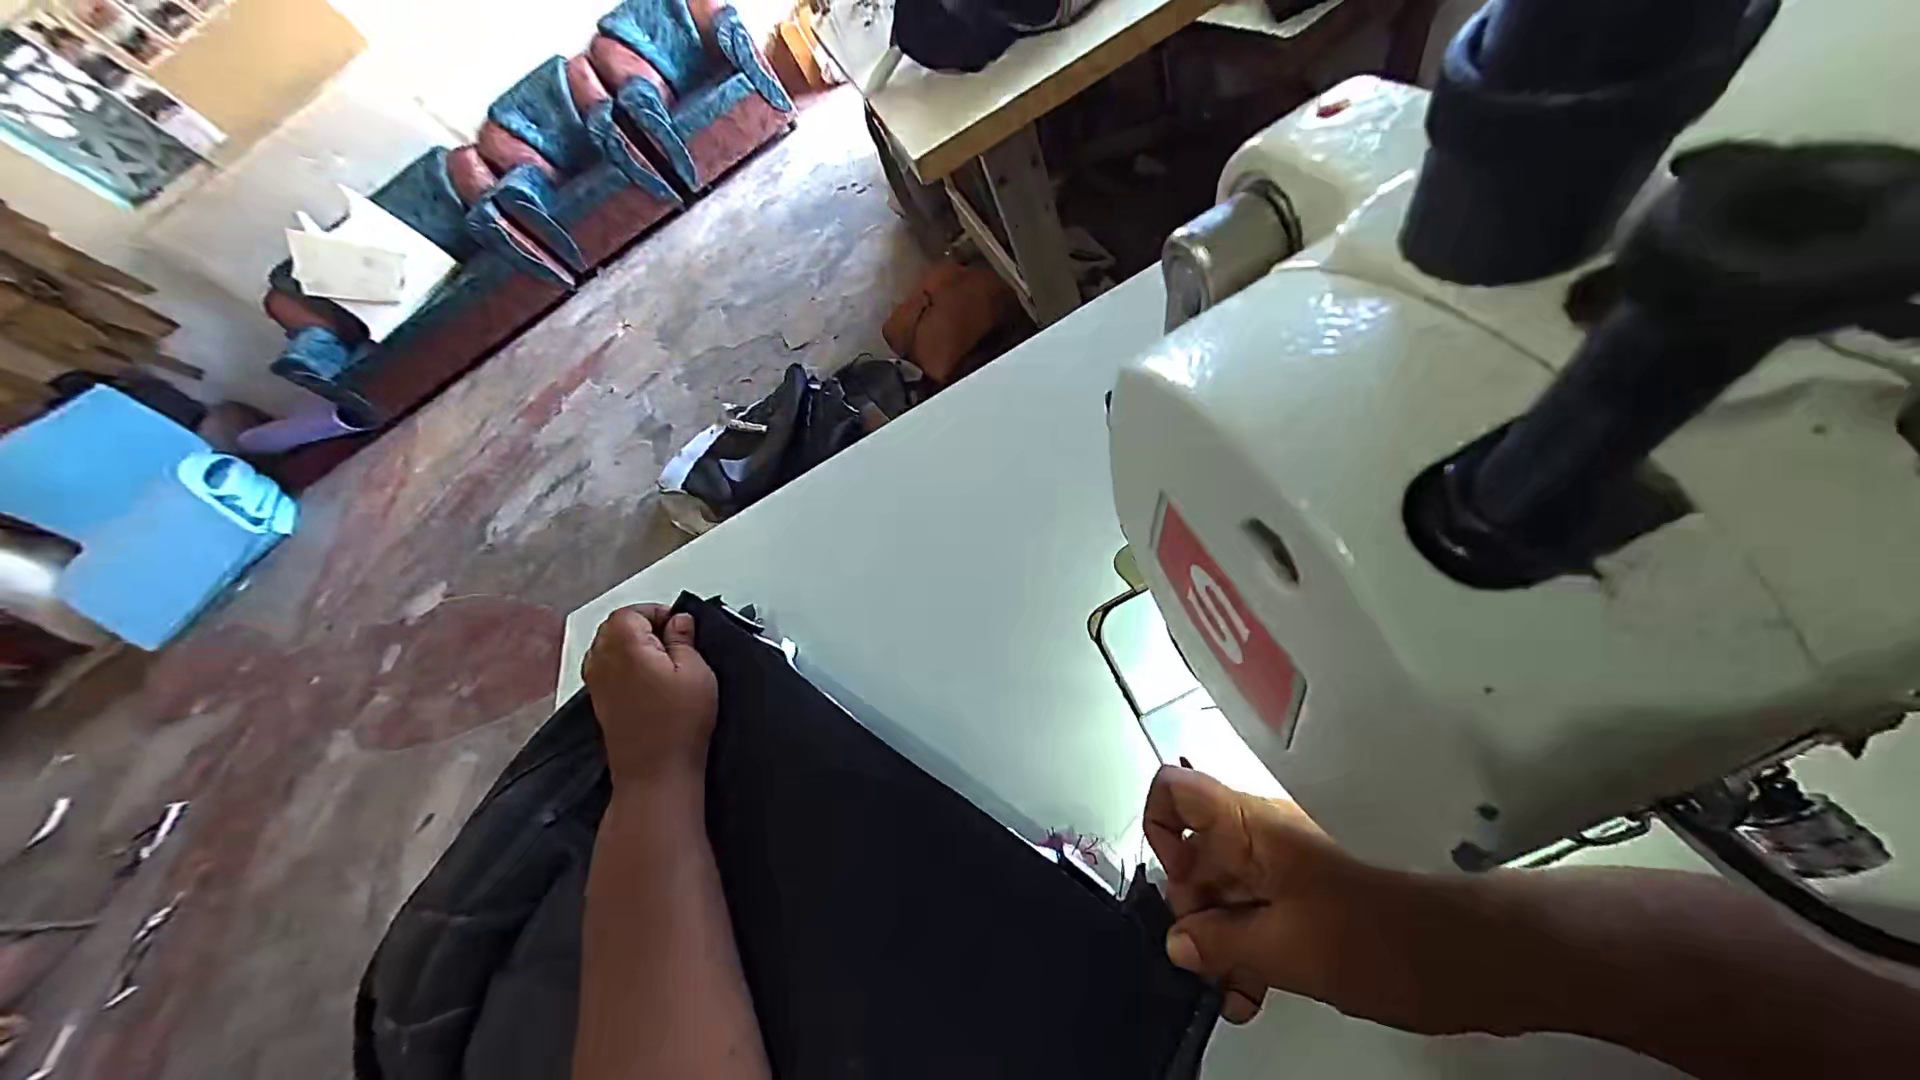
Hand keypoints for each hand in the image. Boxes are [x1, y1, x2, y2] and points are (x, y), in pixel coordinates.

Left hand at [583, 604, 718, 788]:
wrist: (655, 772)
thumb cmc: (679, 723)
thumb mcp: (697, 671)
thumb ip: (684, 639)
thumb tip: (679, 621)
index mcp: (624, 646)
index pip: (630, 612)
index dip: (657, 612)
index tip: (680, 626)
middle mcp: (602, 661)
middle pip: (615, 626)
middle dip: (644, 626)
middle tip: (676, 640)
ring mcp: (597, 683)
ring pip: (609, 646)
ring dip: (634, 645)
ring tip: (665, 661)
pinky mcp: (600, 701)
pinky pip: (607, 667)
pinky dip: (626, 664)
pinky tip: (652, 679)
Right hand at [1144, 766, 1457, 1031]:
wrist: (1458, 957)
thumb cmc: (1384, 938)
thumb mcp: (1286, 949)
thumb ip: (1220, 943)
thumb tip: (1179, 942)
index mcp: (1249, 826)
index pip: (1174, 791)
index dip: (1160, 831)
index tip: (1175, 882)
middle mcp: (1256, 835)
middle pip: (1191, 851)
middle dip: (1190, 906)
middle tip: (1202, 953)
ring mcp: (1275, 865)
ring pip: (1219, 888)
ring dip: (1216, 937)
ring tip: (1227, 983)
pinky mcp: (1293, 893)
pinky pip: (1248, 910)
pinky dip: (1242, 945)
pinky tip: (1247, 987)